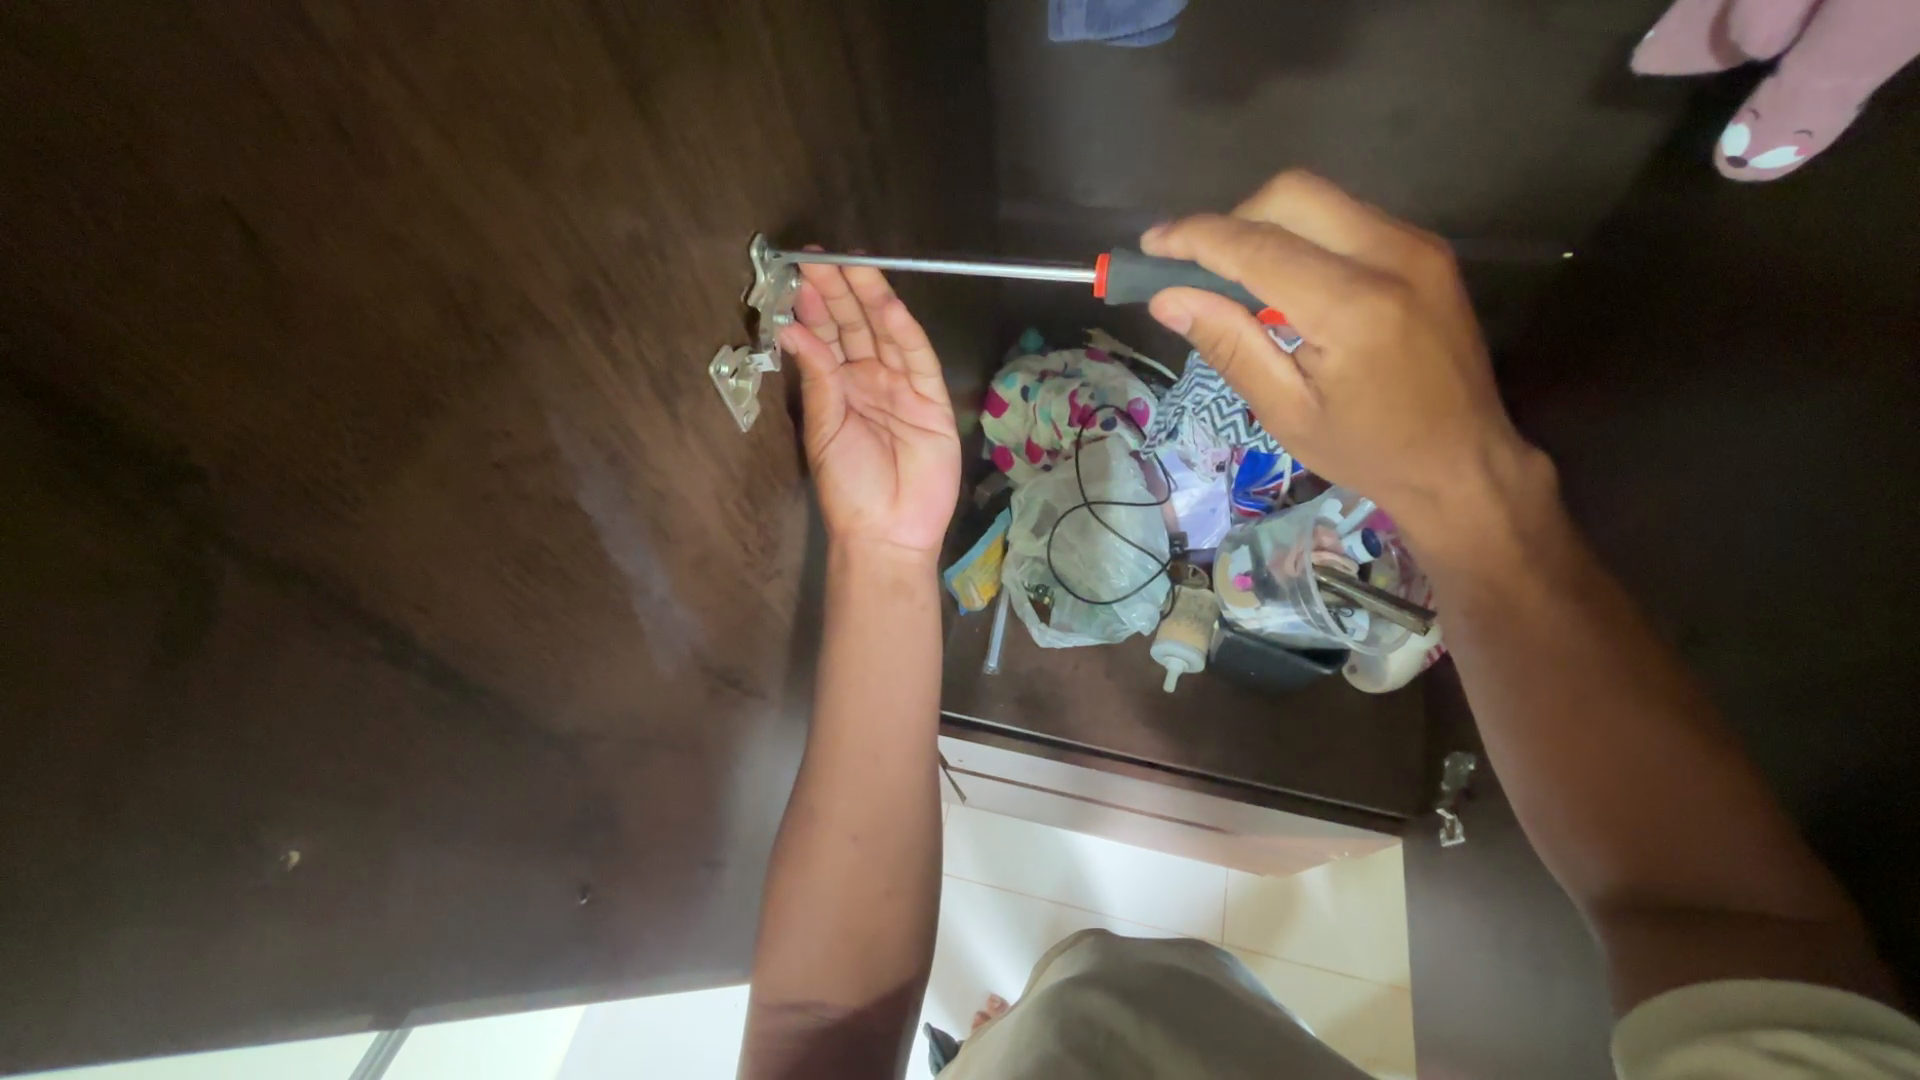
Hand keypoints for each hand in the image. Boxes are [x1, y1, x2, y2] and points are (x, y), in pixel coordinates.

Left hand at [779, 262, 960, 561]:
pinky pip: (917, 359)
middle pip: (854, 325)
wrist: (887, 533)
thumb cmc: (850, 488)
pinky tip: (887, 305)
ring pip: (884, 333)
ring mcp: (903, 388)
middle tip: (818, 255)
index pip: (825, 336)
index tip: (795, 270)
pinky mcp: (932, 401)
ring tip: (849, 263)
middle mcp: (870, 380)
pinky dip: (903, 332)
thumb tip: (793, 330)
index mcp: (839, 388)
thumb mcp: (825, 431)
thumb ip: (817, 379)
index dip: (814, 304)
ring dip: (868, 299)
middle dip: (838, 289)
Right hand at [1140, 171, 1545, 550]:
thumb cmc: (1367, 451)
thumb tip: (1167, 299)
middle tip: (1200, 270)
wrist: (1464, 462)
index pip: (1256, 246)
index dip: (1194, 238)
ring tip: (1239, 281)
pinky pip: (1349, 218)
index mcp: (1353, 307)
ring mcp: (1417, 247)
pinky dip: (1304, 237)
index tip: (1150, 244)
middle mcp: (1392, 256)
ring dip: (1267, 226)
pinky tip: (1289, 285)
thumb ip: (1229, 345)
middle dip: (1232, 221)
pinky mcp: (1427, 250)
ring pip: (1321, 200)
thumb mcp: (1286, 411)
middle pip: (1291, 195)